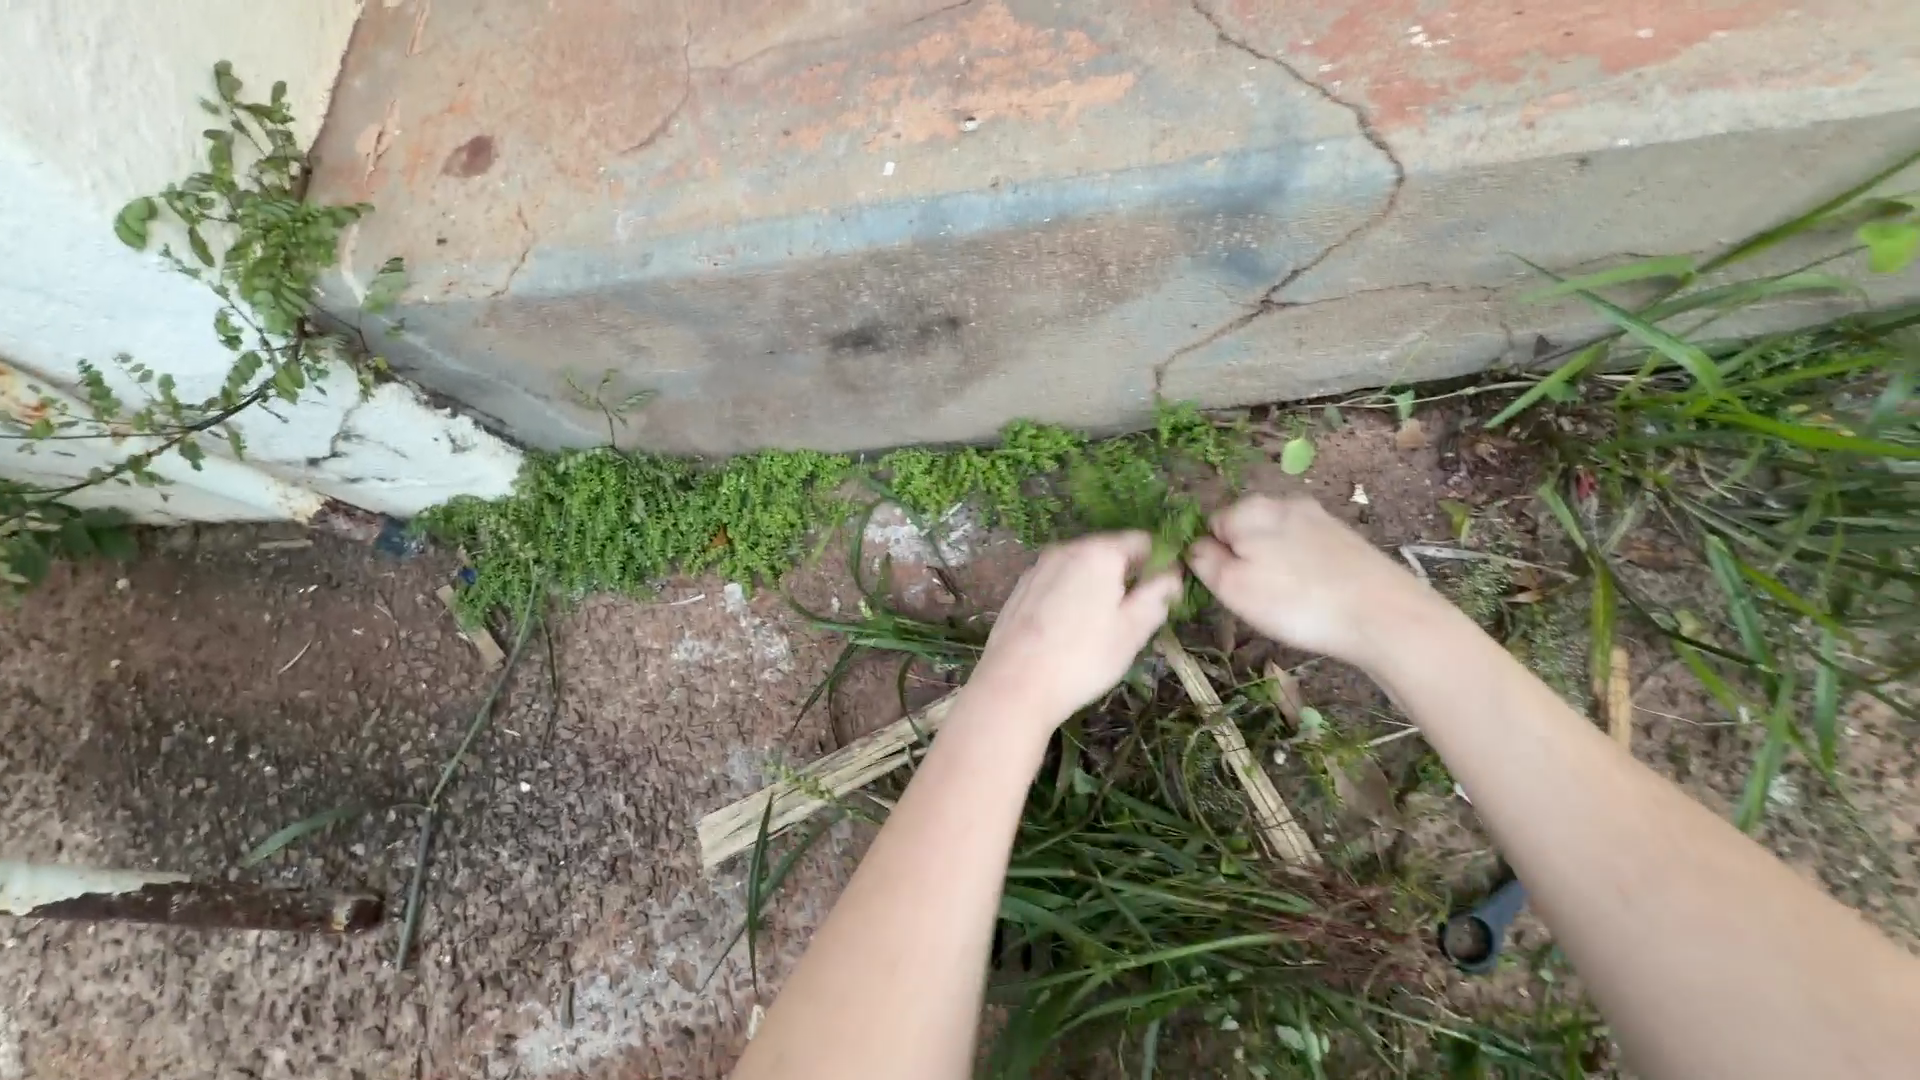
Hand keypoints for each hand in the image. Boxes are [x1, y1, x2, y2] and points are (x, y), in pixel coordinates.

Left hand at [966, 532, 1182, 725]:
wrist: (1014, 684)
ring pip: (1082, 568)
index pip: (1143, 541)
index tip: (1165, 594)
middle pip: (1110, 552)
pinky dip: (1072, 595)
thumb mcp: (1133, 629)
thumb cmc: (1083, 658)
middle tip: (1136, 616)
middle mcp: (1066, 549)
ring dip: (1099, 587)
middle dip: (1128, 576)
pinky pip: (1059, 581)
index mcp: (1099, 552)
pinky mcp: (1021, 587)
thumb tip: (1171, 574)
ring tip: (1103, 627)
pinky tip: (1071, 629)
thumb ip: (1158, 594)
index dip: (1161, 563)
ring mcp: (1039, 567)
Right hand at [1186, 495, 1433, 664]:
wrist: (1383, 615)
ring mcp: (1318, 517)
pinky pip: (1304, 550)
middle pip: (1244, 530)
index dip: (1211, 557)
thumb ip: (1202, 560)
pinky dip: (1301, 570)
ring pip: (1275, 541)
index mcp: (1250, 509)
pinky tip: (1313, 595)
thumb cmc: (1296, 602)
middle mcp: (1283, 502)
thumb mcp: (1232, 586)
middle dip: (1242, 559)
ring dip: (1272, 565)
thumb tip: (1192, 545)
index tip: (1225, 588)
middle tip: (1255, 599)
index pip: (1209, 526)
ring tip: (1286, 601)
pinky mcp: (1345, 537)